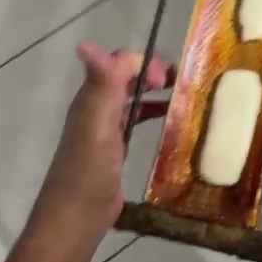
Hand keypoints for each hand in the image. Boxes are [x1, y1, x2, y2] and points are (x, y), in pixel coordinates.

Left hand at [34, 45, 174, 235]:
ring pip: (132, 98)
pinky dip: (153, 114)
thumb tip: (85, 44)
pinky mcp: (115, 149)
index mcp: (92, 98)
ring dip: (154, 92)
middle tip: (182, 85)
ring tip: (184, 97)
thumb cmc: (89, 170)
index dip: (144, 64)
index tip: (168, 81)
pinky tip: (171, 122)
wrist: (77, 217)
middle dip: (153, 73)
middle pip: (126, 77)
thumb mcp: (97, 124)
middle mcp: (97, 108)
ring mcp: (106, 129)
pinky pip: (135, 120)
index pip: (120, 63)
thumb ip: (100, 86)